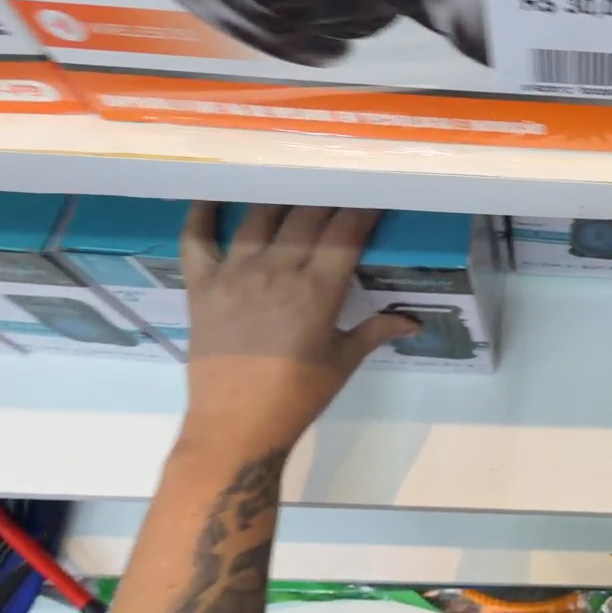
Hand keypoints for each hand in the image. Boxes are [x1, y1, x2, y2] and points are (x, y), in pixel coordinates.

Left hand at [179, 203, 416, 451]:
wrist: (236, 424)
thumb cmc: (298, 395)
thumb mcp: (344, 361)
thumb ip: (377, 330)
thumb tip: (414, 322)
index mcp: (318, 289)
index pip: (345, 234)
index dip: (362, 211)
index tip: (374, 198)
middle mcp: (277, 270)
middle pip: (306, 217)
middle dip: (328, 198)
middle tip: (340, 190)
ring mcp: (234, 273)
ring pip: (260, 218)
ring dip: (282, 199)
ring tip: (295, 188)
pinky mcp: (202, 284)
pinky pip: (197, 238)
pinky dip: (202, 213)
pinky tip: (213, 194)